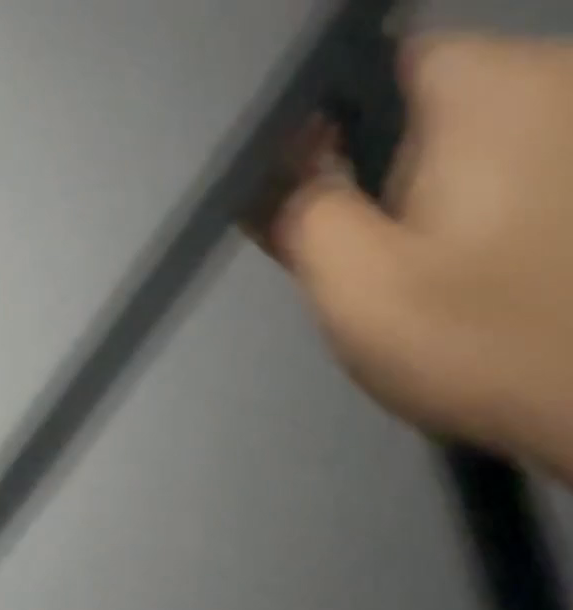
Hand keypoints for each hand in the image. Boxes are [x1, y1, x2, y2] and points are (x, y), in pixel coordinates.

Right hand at [268, 36, 572, 478]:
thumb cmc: (480, 340)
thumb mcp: (351, 280)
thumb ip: (297, 208)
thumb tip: (272, 163)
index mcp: (495, 92)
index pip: (375, 62)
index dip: (315, 123)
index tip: (296, 192)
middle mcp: (561, 85)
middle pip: (420, 100)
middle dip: (364, 166)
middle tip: (350, 249)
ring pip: (462, 138)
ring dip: (414, 193)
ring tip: (410, 267)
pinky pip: (509, 167)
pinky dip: (468, 208)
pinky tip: (461, 268)